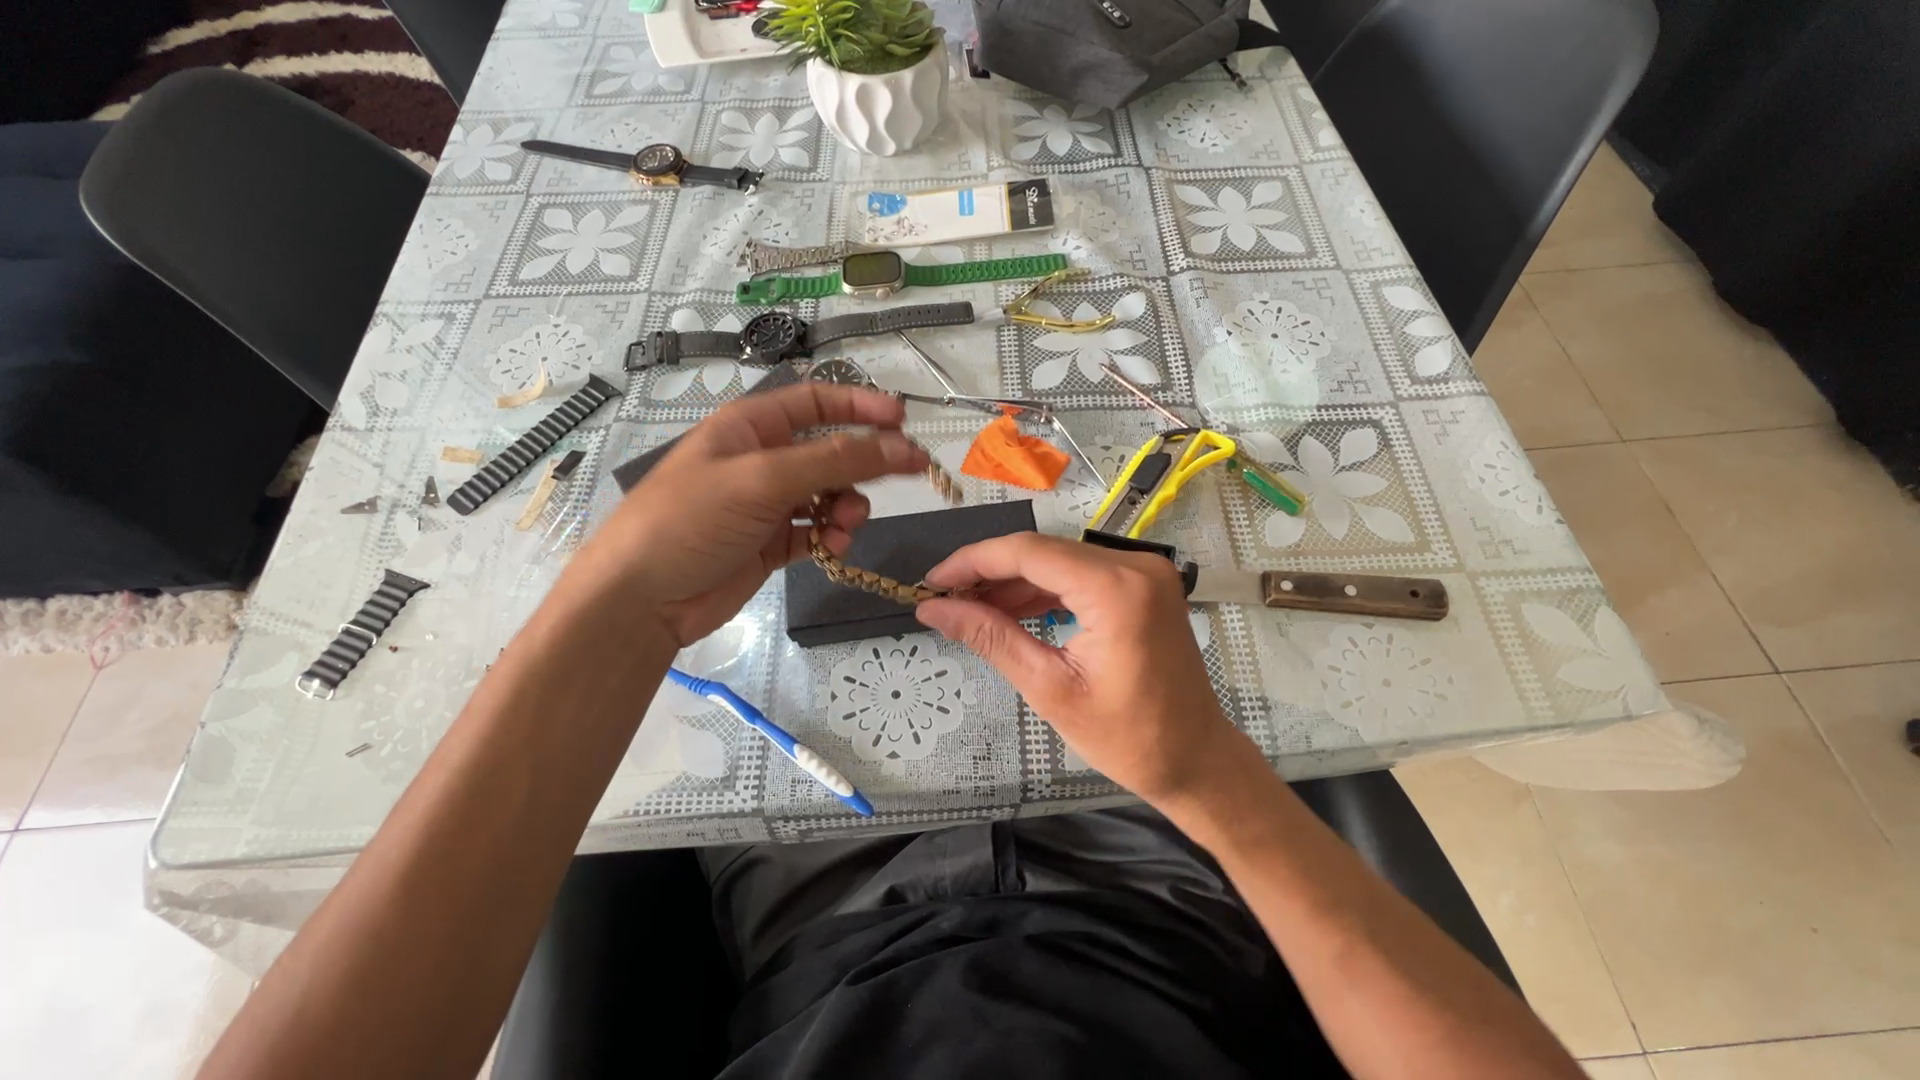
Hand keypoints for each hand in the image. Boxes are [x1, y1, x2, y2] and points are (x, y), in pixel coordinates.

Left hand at [559, 383, 928, 646]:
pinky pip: (818, 531)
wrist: (642, 598)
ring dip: (848, 505)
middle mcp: (762, 459)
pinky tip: (834, 547)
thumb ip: (835, 461)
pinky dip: (832, 536)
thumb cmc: (691, 519)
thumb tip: (903, 447)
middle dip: (864, 463)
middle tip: (905, 475)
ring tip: (847, 523)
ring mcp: (767, 504)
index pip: (816, 402)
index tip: (904, 420)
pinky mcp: (771, 544)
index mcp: (750, 426)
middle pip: (830, 450)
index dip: (861, 406)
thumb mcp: (763, 479)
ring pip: (830, 494)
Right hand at [915, 533, 1260, 805]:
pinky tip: (1009, 609)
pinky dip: (1045, 590)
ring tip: (969, 609)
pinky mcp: (1144, 586)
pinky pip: (1082, 575)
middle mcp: (1135, 565)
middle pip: (1043, 551)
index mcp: (1117, 589)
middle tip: (944, 599)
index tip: (932, 582)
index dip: (973, 561)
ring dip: (1014, 582)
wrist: (1194, 759)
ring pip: (1060, 561)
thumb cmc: (1127, 737)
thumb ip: (990, 637)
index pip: (1028, 552)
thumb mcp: (1050, 688)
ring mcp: (1144, 572)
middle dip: (989, 572)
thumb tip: (934, 609)